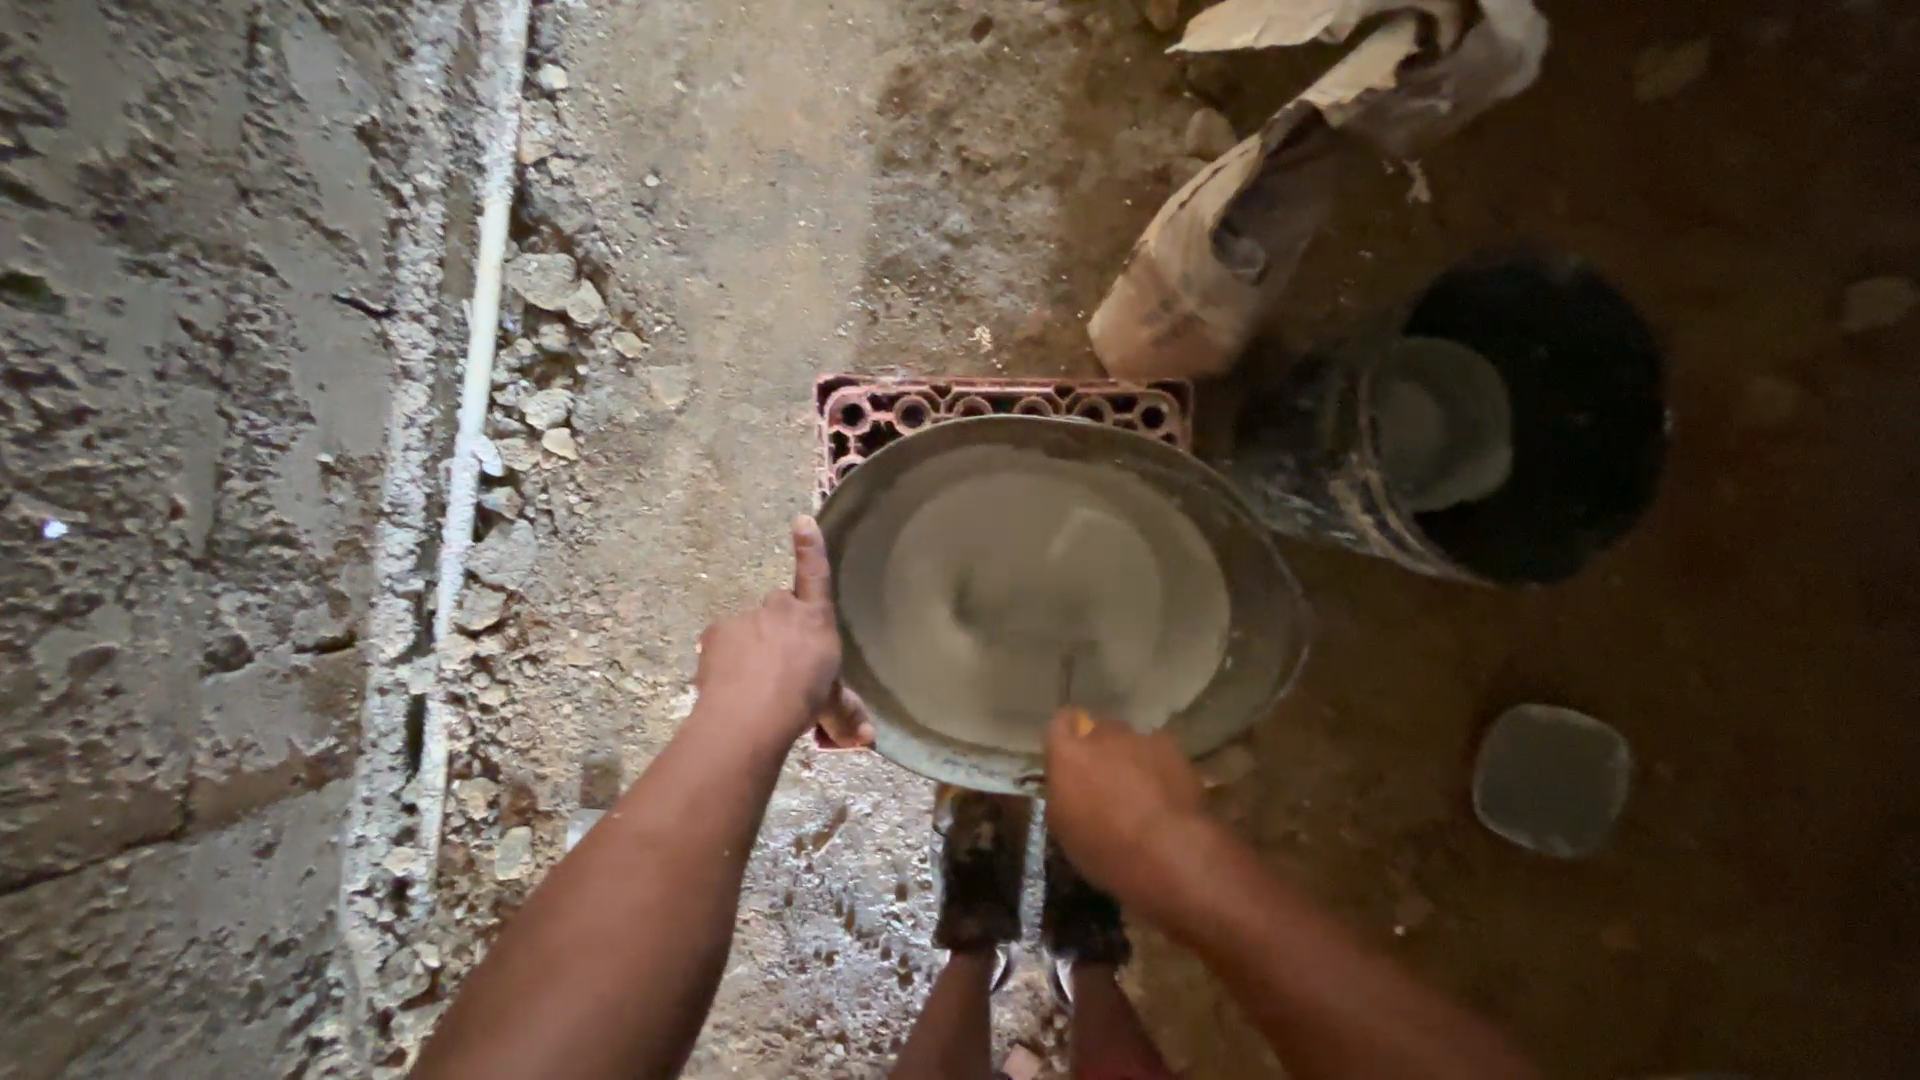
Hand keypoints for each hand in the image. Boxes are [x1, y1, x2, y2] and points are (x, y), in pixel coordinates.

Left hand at [692, 516, 873, 744]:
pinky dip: (727, 661)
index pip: (815, 574)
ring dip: (752, 650)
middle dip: (779, 634)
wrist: (751, 713)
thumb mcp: (830, 708)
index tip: (802, 519)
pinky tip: (730, 686)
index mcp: (815, 620)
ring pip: (750, 630)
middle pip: (780, 612)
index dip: (811, 546)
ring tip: (753, 688)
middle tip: (780, 672)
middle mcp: (781, 609)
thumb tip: (868, 742)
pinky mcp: (718, 632)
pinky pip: (725, 644)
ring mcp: (747, 618)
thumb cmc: (802, 702)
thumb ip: (847, 716)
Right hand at [1044, 706, 1210, 907]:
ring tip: (1142, 792)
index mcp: (1068, 755)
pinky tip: (1166, 793)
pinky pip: (1158, 750)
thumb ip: (1062, 792)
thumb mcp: (1064, 830)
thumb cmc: (1107, 850)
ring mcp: (1139, 738)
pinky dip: (1158, 766)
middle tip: (1107, 783)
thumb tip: (1068, 783)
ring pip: (1130, 741)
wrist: (1170, 852)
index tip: (1072, 758)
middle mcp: (1101, 736)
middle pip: (1098, 732)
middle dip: (1100, 751)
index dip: (1067, 737)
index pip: (1060, 723)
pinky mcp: (1171, 747)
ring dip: (1130, 758)